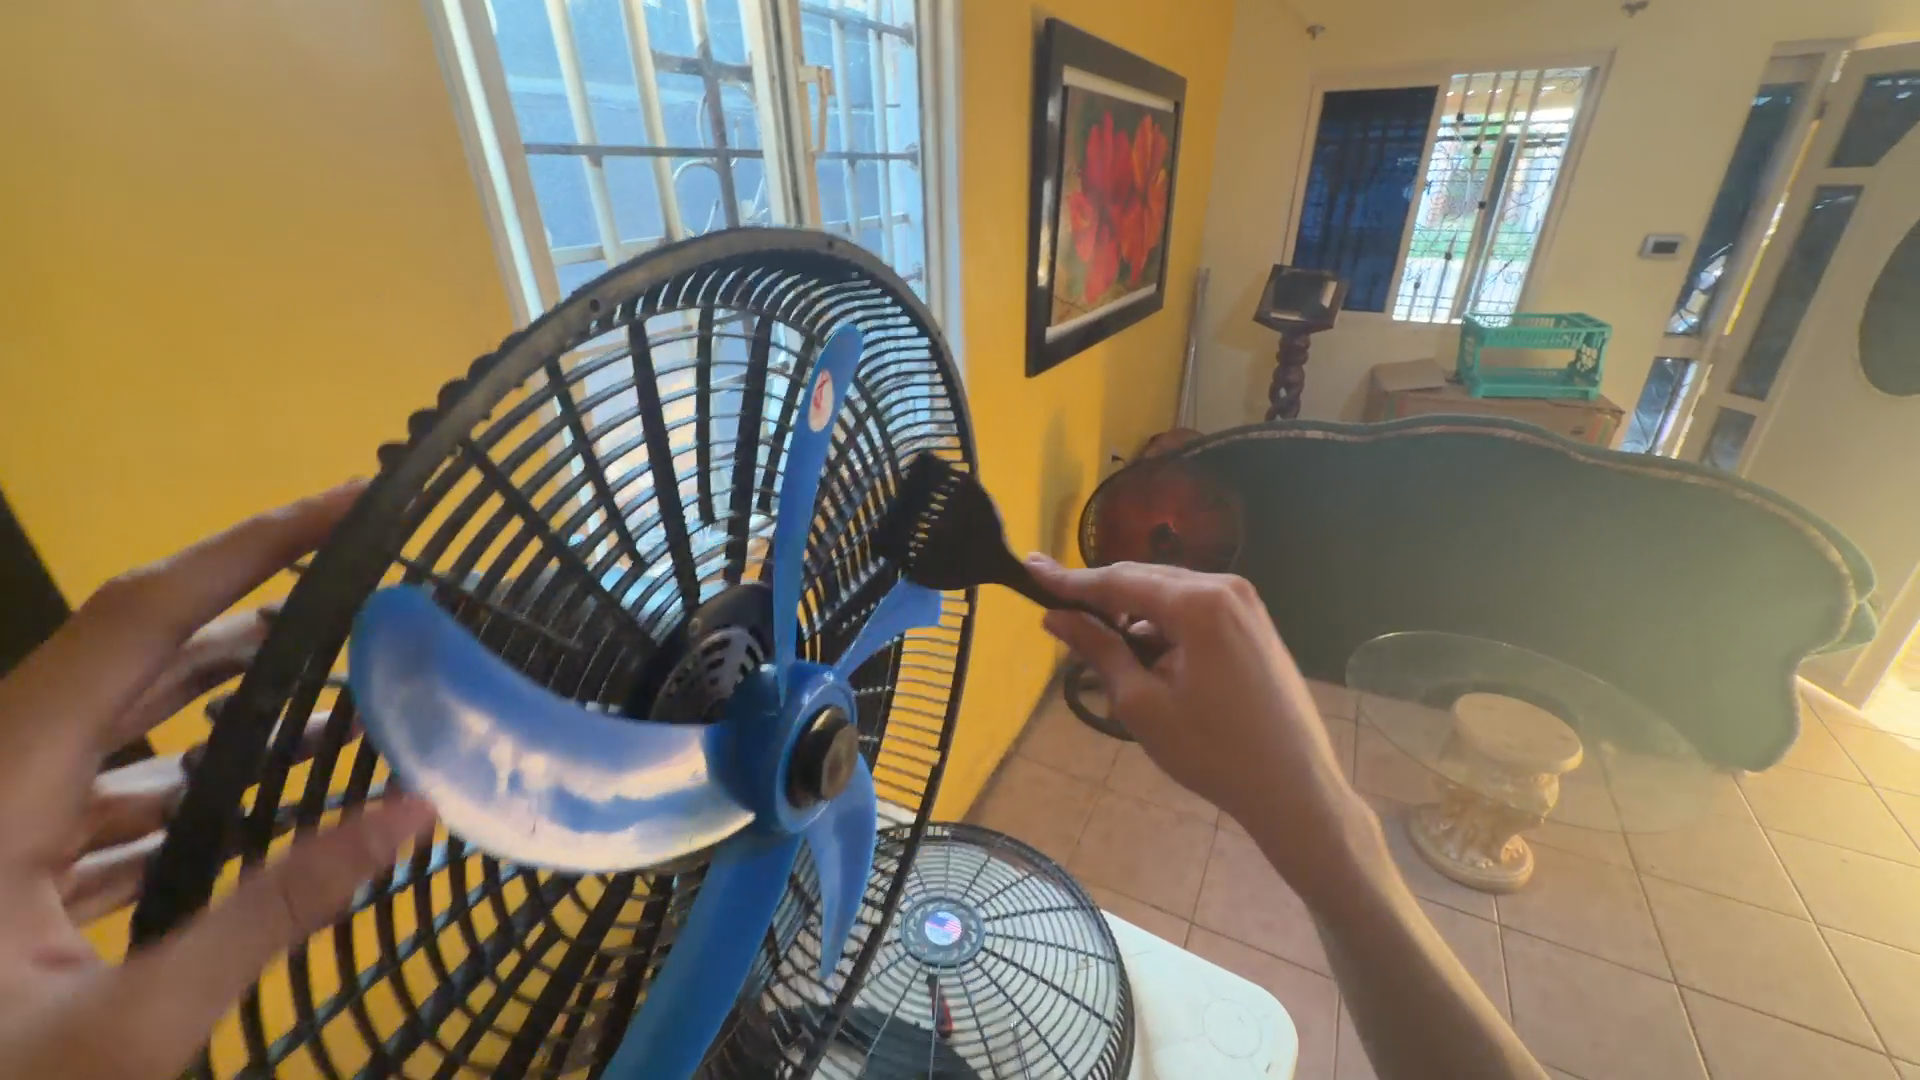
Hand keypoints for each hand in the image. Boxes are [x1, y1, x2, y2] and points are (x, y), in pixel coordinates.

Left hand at [0, 483, 434, 1078]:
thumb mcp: (123, 1026)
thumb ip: (272, 912)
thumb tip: (417, 814)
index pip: (143, 618)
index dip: (252, 547)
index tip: (351, 503)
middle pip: (143, 650)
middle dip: (267, 611)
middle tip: (374, 590)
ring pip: (132, 719)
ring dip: (246, 700)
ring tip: (354, 696)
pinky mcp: (0, 864)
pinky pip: (114, 787)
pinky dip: (206, 777)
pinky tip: (282, 796)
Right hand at [1031, 557, 1365, 887]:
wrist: (1295, 788)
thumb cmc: (1212, 751)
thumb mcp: (1141, 703)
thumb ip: (1097, 649)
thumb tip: (1054, 616)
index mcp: (1198, 602)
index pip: (1117, 581)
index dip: (1069, 580)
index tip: (1028, 569)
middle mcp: (1224, 586)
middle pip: (1142, 579)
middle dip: (1098, 596)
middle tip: (1054, 609)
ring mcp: (1243, 602)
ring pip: (1166, 593)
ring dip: (1129, 613)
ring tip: (1098, 643)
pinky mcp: (1251, 621)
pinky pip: (1191, 608)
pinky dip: (1160, 623)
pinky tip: (1143, 652)